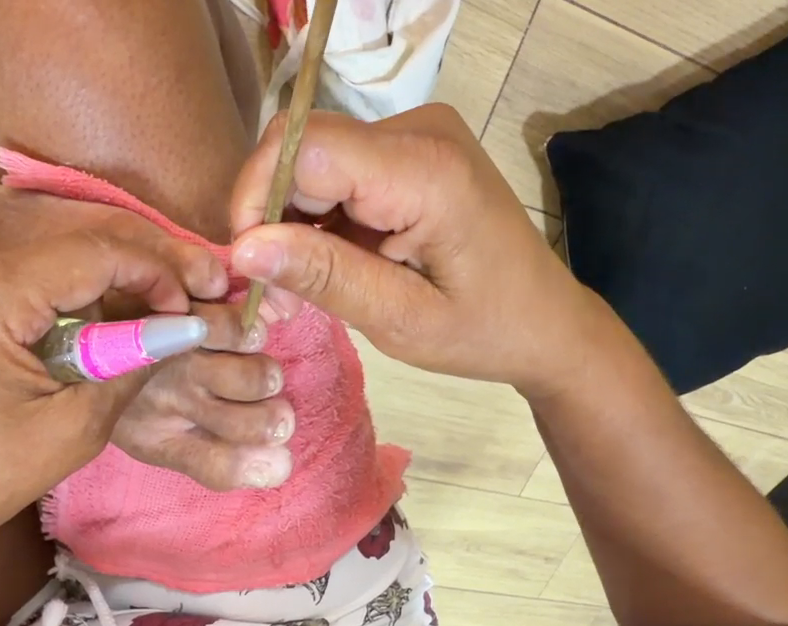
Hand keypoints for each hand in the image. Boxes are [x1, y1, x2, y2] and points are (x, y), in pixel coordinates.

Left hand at [0, 177, 292, 489]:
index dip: (152, 273)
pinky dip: (48, 290)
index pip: (90, 255)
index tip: (185, 306)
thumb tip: (187, 323)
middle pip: (63, 246)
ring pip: (36, 253)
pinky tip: (73, 325)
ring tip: (126, 322)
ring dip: (88, 283)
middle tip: (169, 308)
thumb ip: (135, 361)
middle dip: (125, 275)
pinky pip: (4, 267)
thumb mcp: (79, 425)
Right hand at [227, 105, 602, 397]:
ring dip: (290, 223)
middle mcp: (419, 131)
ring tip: (299, 288)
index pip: (303, 147)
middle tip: (272, 291)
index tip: (249, 267)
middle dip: (269, 215)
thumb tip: (242, 248)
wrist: (544, 321)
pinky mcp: (410, 153)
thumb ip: (325, 276)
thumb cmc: (481, 332)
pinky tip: (325, 266)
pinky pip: (337, 173)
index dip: (257, 198)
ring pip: (312, 160)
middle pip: (302, 146)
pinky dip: (317, 220)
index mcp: (425, 171)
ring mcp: (416, 136)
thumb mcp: (400, 319)